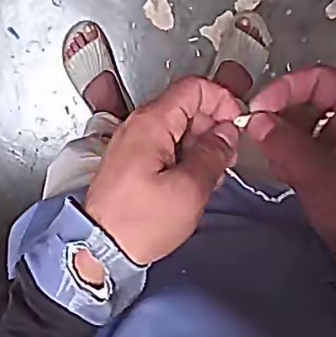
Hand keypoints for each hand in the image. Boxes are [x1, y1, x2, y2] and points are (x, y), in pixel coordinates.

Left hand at [82, 76, 243, 264]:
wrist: (100, 249)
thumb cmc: (136, 224)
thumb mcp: (190, 189)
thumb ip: (213, 154)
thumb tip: (227, 134)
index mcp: (150, 124)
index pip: (194, 87)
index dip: (222, 100)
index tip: (236, 124)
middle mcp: (136, 127)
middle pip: (184, 105)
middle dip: (213, 125)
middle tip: (226, 155)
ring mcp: (130, 144)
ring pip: (175, 127)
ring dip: (199, 144)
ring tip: (209, 175)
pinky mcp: (128, 163)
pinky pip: (162, 146)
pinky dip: (182, 156)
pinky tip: (190, 182)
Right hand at [246, 65, 335, 271]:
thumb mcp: (318, 174)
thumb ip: (284, 143)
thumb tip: (255, 119)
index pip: (319, 79)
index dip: (285, 88)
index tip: (258, 110)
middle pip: (310, 99)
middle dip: (280, 114)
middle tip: (257, 134)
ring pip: (305, 124)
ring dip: (282, 136)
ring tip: (271, 158)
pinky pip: (307, 146)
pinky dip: (289, 153)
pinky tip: (281, 170)